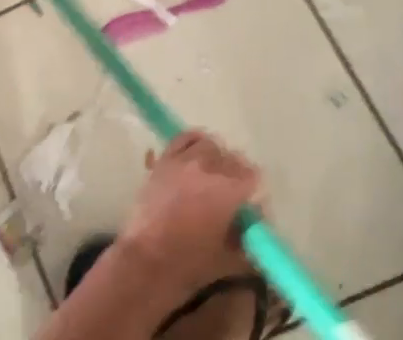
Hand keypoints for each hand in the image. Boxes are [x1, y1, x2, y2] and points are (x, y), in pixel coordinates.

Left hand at [118, 130, 261, 298]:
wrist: (148, 258)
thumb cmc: (191, 262)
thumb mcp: (230, 256)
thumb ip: (247, 235)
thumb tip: (254, 221)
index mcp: (229, 191)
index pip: (253, 176)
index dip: (254, 189)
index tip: (251, 203)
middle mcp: (208, 169)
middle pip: (232, 159)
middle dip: (238, 174)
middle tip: (234, 191)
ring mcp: (183, 161)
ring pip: (210, 145)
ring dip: (217, 157)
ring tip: (215, 172)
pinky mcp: (164, 160)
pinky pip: (183, 138)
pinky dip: (195, 140)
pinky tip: (198, 150)